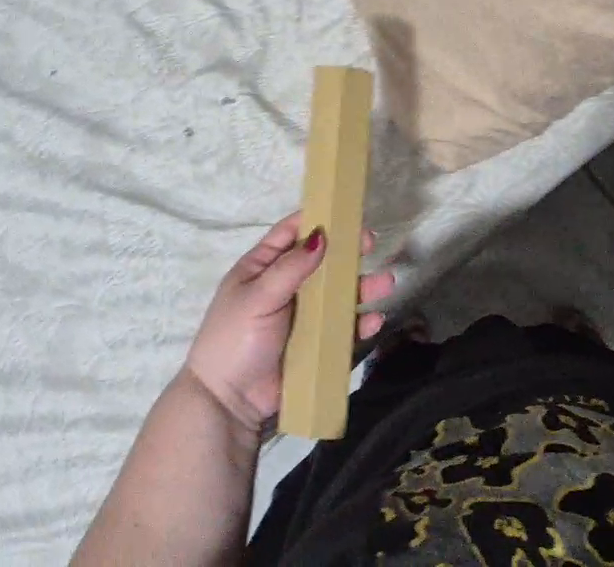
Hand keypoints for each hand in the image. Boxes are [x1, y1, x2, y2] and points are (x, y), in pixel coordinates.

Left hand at [182, 213, 395, 432]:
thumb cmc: (235, 339)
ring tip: (385, 283)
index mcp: (262, 268)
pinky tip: (374, 321)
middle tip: (372, 243)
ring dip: (361, 287)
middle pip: (322, 263)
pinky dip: (359, 324)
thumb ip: (291, 268)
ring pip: (337, 295)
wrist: (228, 403)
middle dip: (347, 253)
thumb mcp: (258, 297)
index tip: (344, 211)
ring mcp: (301, 318)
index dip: (317, 221)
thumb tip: (321, 236)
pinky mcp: (314, 346)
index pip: (291, 234)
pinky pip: (342, 330)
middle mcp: (284, 288)